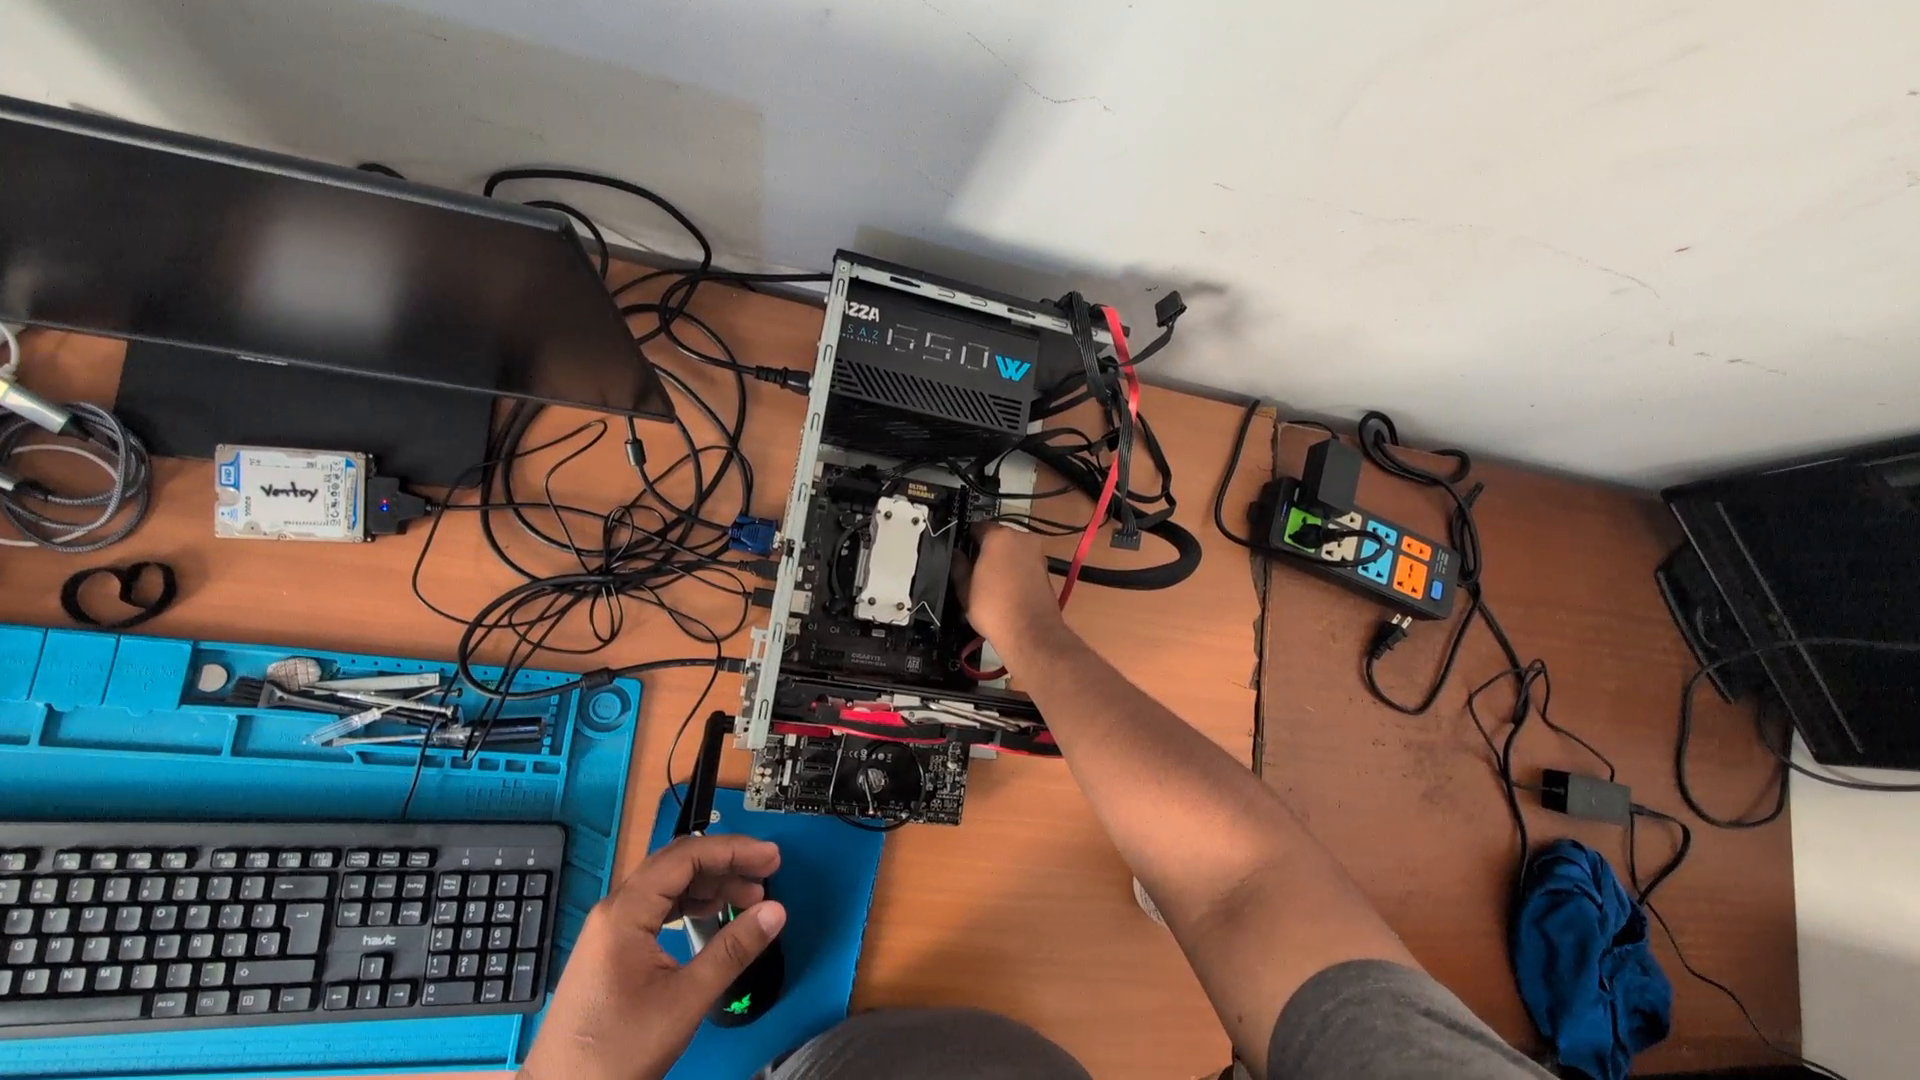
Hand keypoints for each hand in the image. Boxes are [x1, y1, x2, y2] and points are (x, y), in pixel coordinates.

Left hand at [518, 834, 785, 1079]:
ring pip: (667, 886)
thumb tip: (776, 911)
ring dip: (711, 884)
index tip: (771, 858)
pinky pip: (657, 908)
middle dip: (725, 862)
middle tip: (768, 871)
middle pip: (676, 864)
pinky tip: (714, 915)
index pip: (686, 857)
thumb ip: (733, 951)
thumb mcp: (684, 1001)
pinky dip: (692, 904)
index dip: (733, 850)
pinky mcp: (613, 949)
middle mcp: (615, 910)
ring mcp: (610, 929)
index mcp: (625, 912)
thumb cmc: (620, 1049)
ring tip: (750, 898)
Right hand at [953, 524, 1065, 655]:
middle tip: (974, 570)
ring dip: (1002, 561)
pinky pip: (1024, 563)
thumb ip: (959, 566)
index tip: (961, 553)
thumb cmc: (993, 608)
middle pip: (998, 538)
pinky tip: (1006, 590)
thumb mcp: (965, 588)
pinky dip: (1015, 571)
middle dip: (986, 550)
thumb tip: (957, 554)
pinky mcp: (1046, 569)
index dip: (967, 539)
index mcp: (999, 537)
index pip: (978, 527)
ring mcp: (1037, 553)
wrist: (1031, 633)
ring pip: (1013, 551)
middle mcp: (1022, 538)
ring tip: (990, 584)